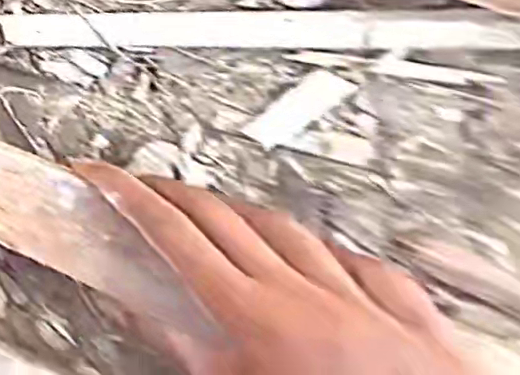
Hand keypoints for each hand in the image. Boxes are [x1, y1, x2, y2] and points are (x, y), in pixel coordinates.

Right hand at [73, 162, 468, 374]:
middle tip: (140, 186)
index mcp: (253, 316)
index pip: (166, 227)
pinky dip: (332, 253)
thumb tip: (132, 311)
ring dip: (238, 213)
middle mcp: (305, 298)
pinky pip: (371, 270)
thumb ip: (181, 347)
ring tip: (217, 211)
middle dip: (167, 190)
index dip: (121, 189)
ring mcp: (367, 309)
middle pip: (216, 214)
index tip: (94, 171)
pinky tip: (319, 252)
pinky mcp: (424, 331)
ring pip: (285, 229)